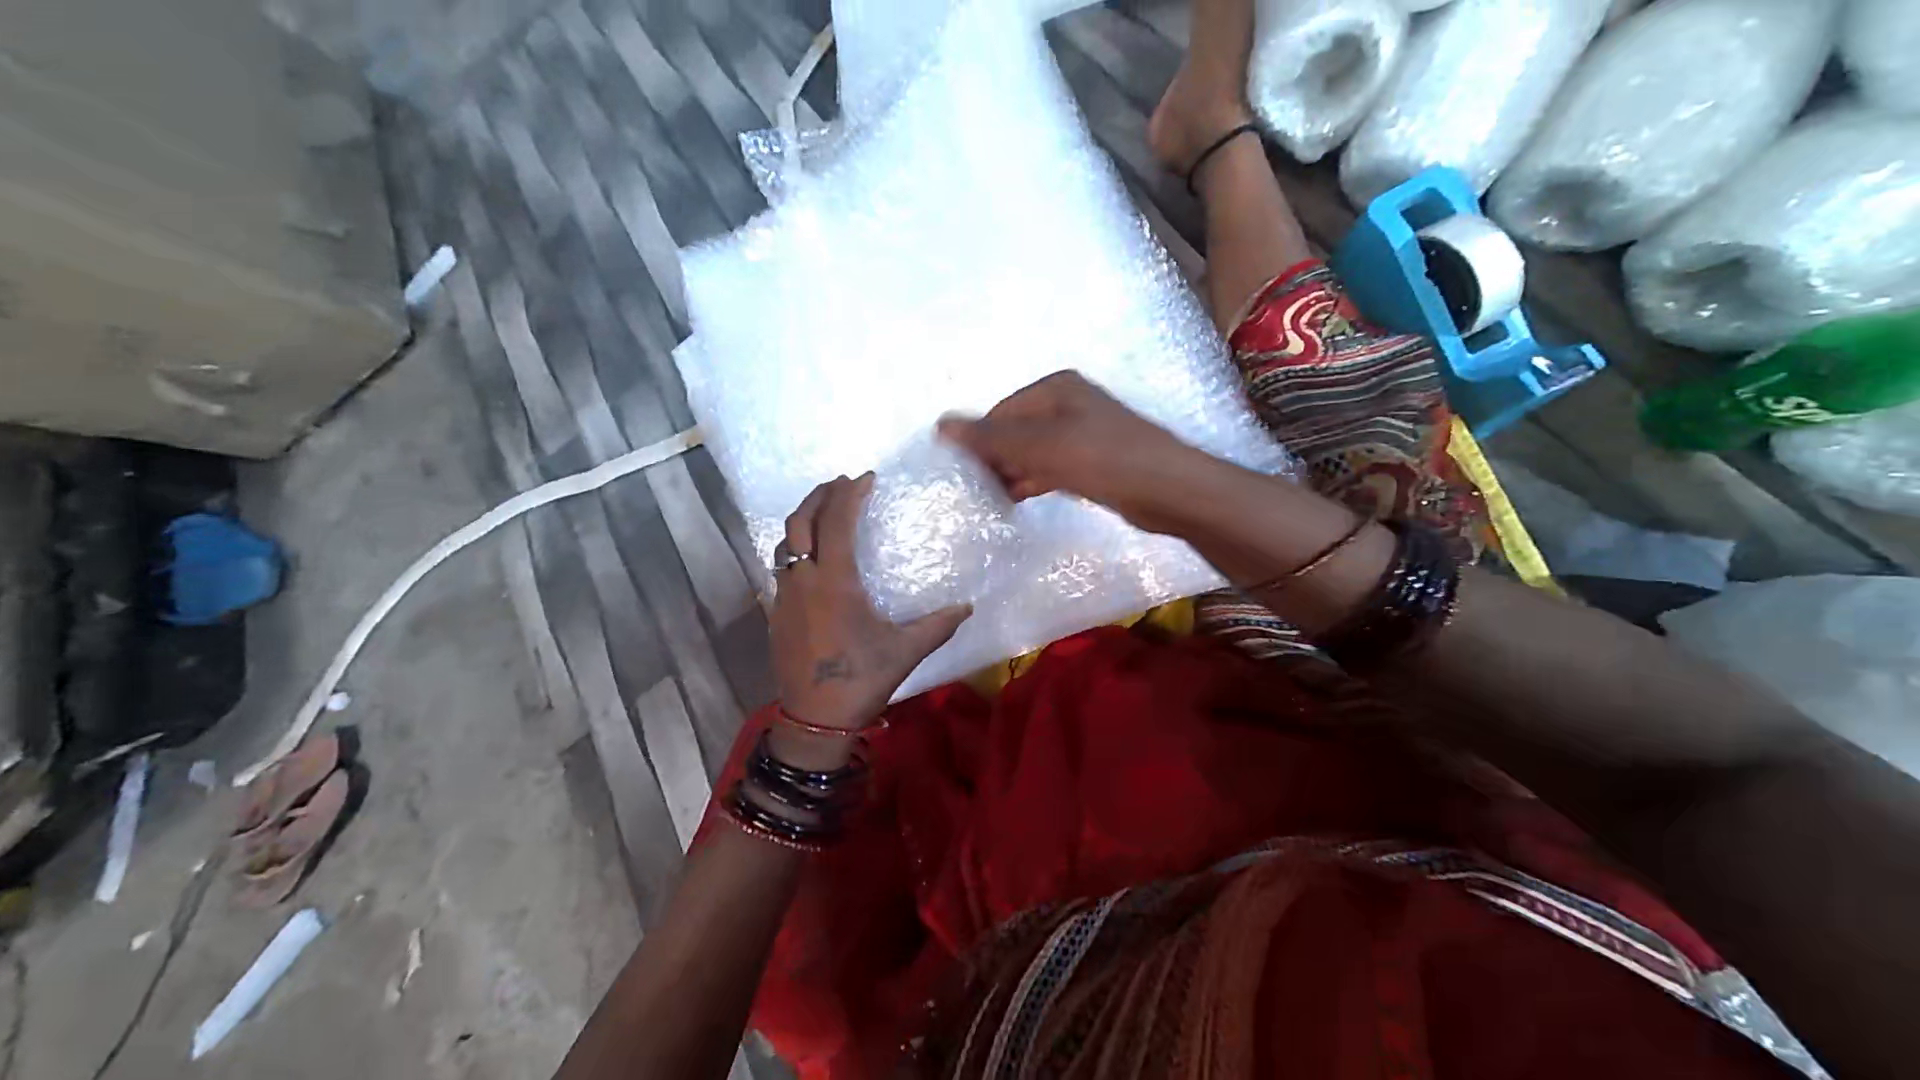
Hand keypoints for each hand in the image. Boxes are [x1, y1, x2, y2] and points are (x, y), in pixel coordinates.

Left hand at [770, 475, 971, 758]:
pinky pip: (781, 566)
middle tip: (840, 483)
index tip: (866, 479)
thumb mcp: (905, 651)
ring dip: (803, 520)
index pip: (836, 521)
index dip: (850, 494)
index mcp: (834, 582)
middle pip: (800, 522)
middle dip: (819, 495)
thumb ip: (938, 625)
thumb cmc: (860, 680)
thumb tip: (968, 608)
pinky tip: (813, 557)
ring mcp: (784, 596)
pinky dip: (796, 548)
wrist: (814, 719)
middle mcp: (803, 581)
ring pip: (785, 543)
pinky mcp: (776, 613)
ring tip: (824, 511)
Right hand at [936, 371, 1213, 531]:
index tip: (962, 474)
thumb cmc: (1104, 459)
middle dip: (994, 459)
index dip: (979, 442)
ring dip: (1010, 473)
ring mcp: (1080, 434)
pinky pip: (1049, 468)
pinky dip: (1031, 482)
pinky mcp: (1091, 462)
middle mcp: (1066, 405)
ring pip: (1031, 452)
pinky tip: (1014, 500)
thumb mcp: (1042, 446)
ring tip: (987, 500)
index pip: (999, 413)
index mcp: (1055, 389)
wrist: (1169, 491)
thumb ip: (992, 438)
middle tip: (972, 491)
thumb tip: (941, 424)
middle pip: (1014, 431)